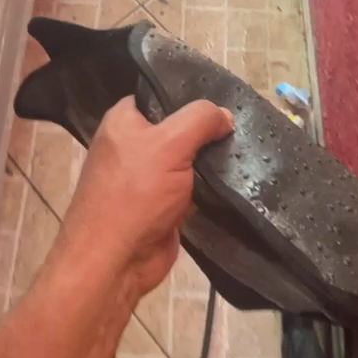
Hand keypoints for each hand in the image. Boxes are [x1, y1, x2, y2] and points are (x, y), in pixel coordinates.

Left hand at [51, 96, 234, 297]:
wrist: (114, 263)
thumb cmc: (134, 194)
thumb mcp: (169, 144)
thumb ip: (200, 120)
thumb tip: (225, 115)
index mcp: (124, 120)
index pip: (161, 93)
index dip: (190, 94)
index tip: (223, 95)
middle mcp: (133, 144)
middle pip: (179, 126)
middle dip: (206, 129)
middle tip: (239, 124)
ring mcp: (148, 177)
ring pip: (189, 158)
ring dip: (211, 160)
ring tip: (244, 148)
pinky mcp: (163, 205)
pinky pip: (192, 186)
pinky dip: (209, 186)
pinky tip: (236, 178)